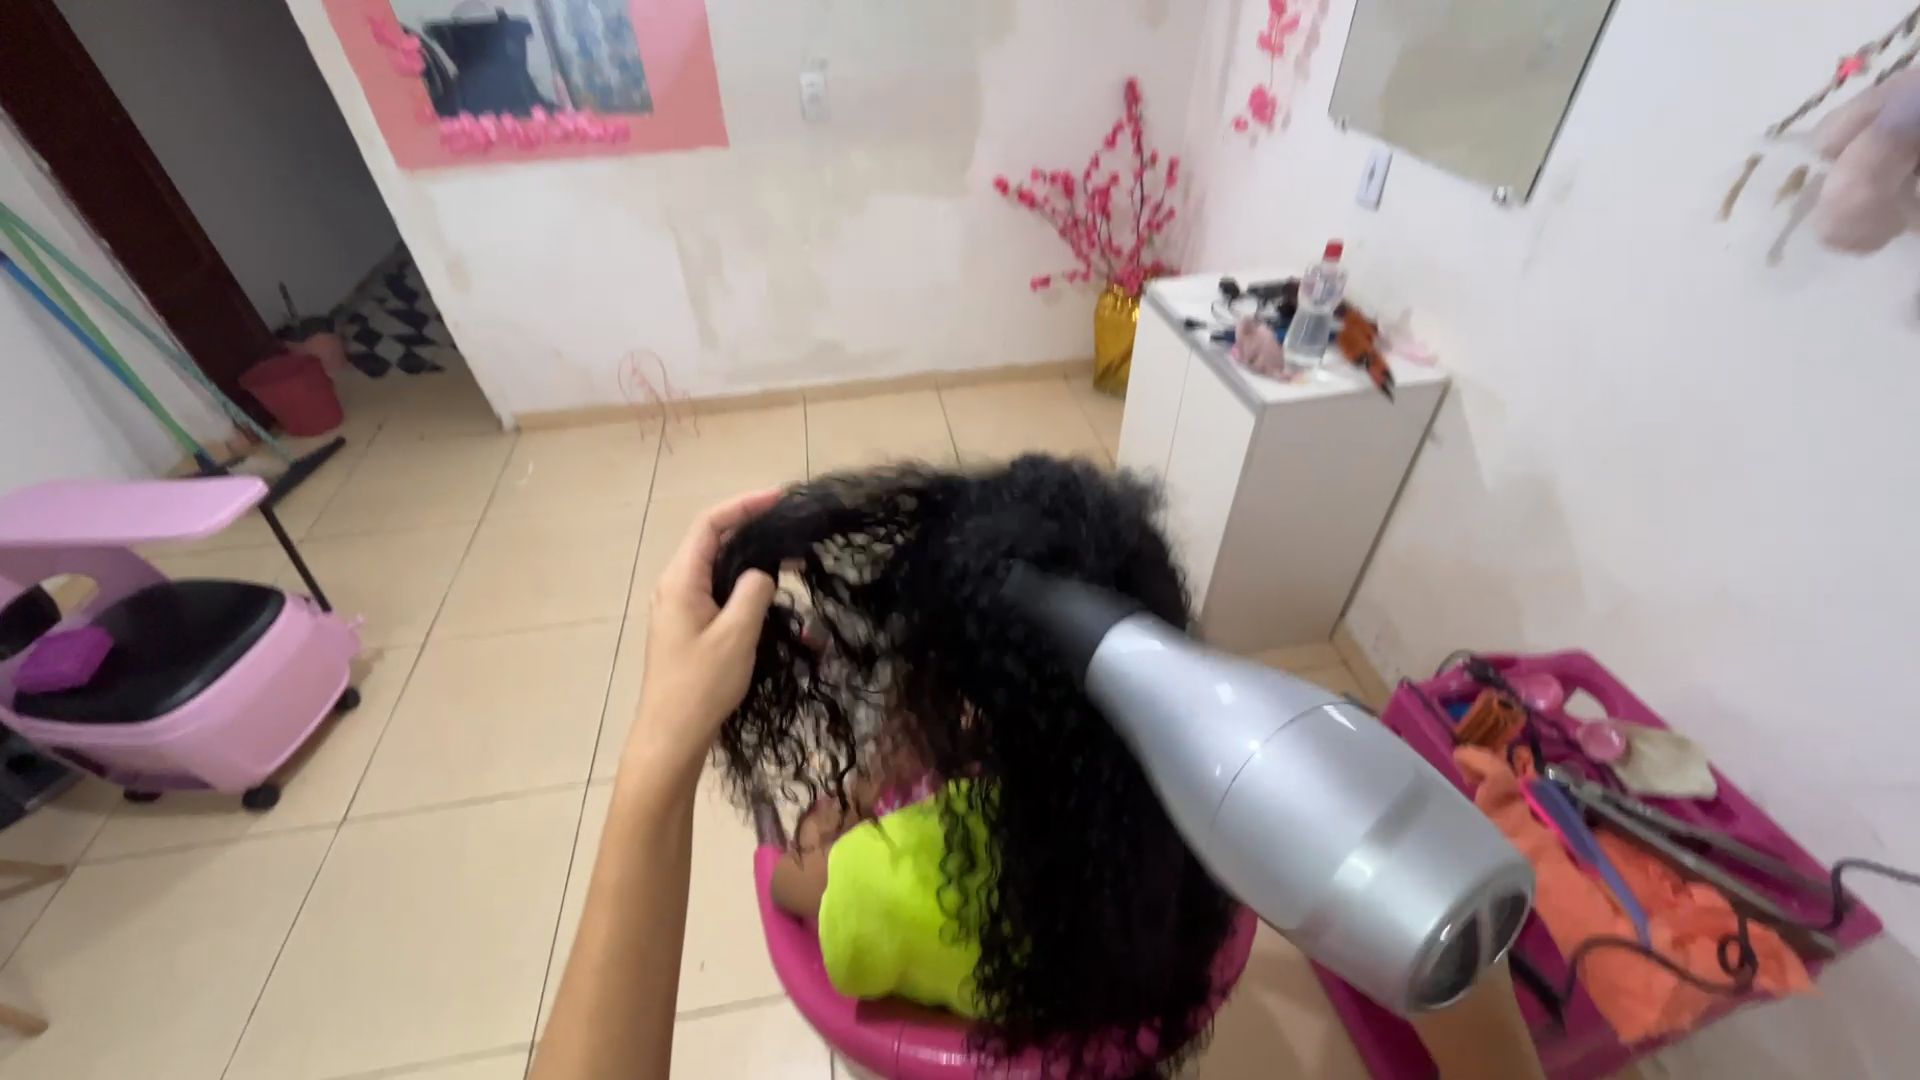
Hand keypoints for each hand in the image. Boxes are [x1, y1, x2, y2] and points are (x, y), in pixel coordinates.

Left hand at [624, 489, 780, 784]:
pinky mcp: (692, 626)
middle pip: (716, 542)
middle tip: (794, 534)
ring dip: (756, 562)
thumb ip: (753, 591)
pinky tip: (776, 600)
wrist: (672, 734)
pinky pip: (722, 593)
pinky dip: (749, 589)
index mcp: (681, 580)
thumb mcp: (737, 634)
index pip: (710, 524)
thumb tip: (761, 572)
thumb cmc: (702, 683)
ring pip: (722, 569)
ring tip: (793, 563)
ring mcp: (682, 607)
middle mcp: (676, 586)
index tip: (779, 499)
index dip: (744, 505)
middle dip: (755, 532)